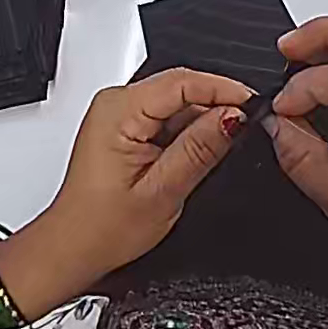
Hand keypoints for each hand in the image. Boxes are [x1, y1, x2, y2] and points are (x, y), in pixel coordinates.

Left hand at [44, 67, 253, 280]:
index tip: (252, 104)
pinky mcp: (126, 124)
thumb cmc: (102, 227)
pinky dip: (187, 132)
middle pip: (181, 88)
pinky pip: (167, 116)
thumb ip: (200, 148)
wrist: (74, 247)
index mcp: (118, 111)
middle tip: (245, 129)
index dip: (223, 89)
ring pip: (178, 103)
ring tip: (212, 155)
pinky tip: (189, 157)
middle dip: (216, 107)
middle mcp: (116, 103)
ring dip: (201, 123)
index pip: (182, 81)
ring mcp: (120, 112)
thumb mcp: (163, 190)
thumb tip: (233, 117)